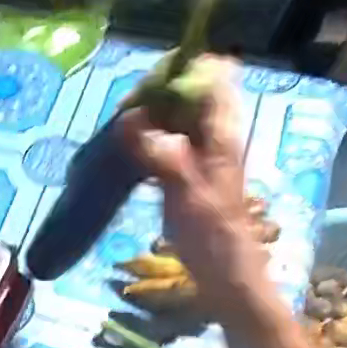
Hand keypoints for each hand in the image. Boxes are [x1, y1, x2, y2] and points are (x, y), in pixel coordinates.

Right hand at [117, 57, 279, 316]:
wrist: (227, 278)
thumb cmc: (212, 237)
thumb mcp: (183, 191)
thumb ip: (158, 151)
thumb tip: (128, 116)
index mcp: (222, 133)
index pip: (214, 74)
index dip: (182, 69)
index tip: (147, 86)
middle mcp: (215, 137)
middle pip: (190, 94)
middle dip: (157, 95)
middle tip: (124, 115)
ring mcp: (203, 157)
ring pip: (177, 120)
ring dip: (149, 120)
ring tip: (119, 133)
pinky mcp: (189, 176)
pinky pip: (168, 145)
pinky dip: (148, 143)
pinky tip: (127, 157)